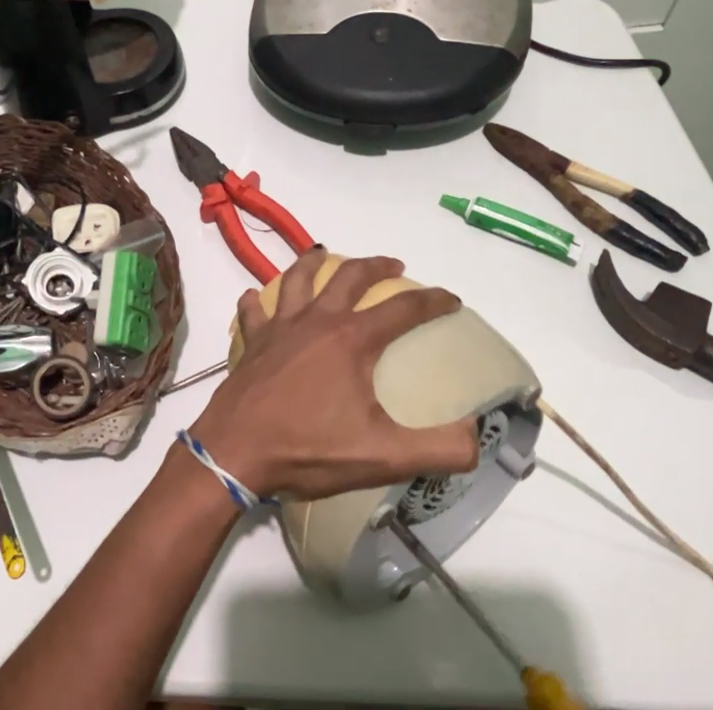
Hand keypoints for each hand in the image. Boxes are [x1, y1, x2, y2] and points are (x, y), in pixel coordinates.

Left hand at [185, 249, 482, 499]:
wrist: (234, 453)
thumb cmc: (308, 451)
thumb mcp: (384, 457)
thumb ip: (440, 449)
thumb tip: (478, 438)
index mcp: (352, 340)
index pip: (403, 308)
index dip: (432, 300)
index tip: (451, 299)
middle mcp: (316, 322)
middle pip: (350, 277)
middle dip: (376, 266)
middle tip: (394, 265)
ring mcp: (279, 328)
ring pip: (298, 279)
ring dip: (315, 264)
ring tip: (325, 255)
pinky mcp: (252, 343)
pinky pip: (255, 310)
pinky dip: (259, 299)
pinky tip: (258, 297)